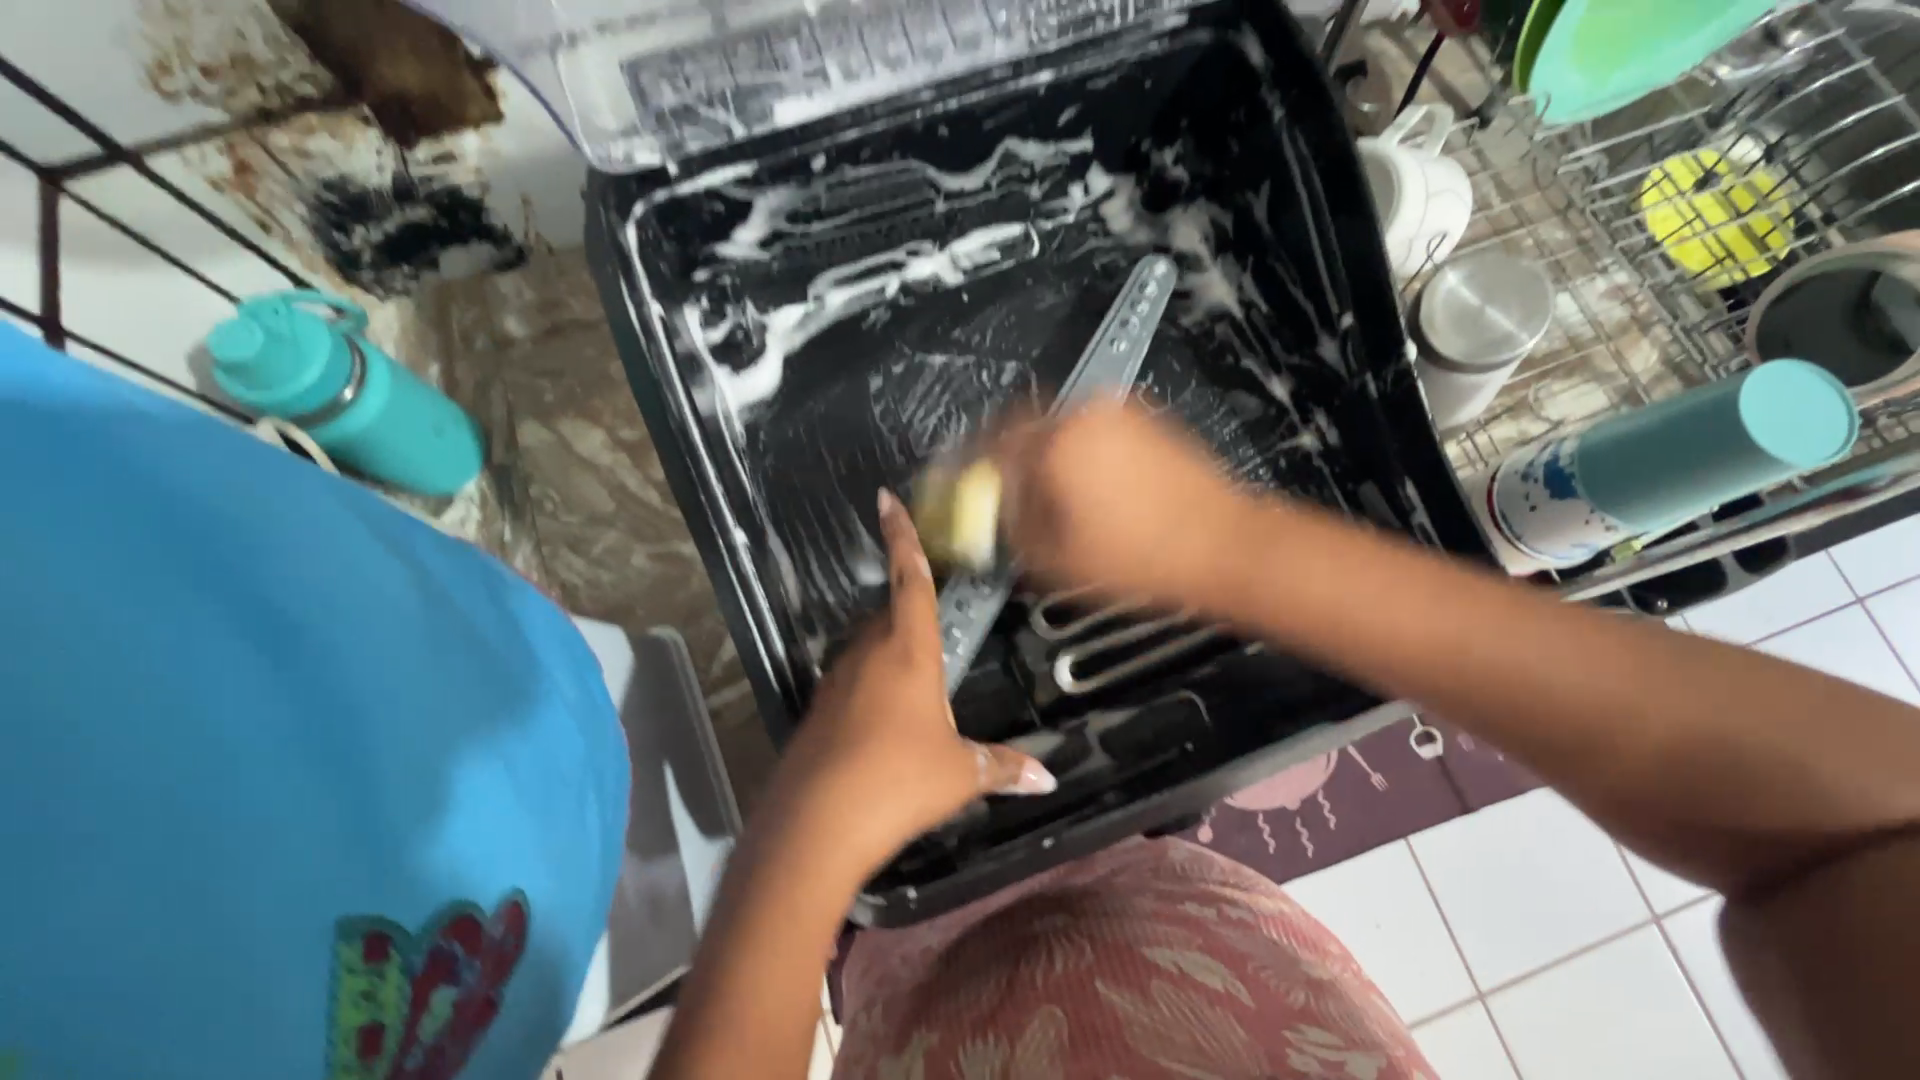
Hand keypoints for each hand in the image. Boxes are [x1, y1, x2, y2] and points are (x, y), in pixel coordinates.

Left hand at [765, 490, 1055, 874]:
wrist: (814, 825)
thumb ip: (1002, 767)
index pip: (912, 580)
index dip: (902, 537)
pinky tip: (885, 726)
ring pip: (868, 649)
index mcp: (908, 651)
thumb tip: (1047, 778)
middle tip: (935, 624)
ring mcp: (836, 681)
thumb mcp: (958, 773)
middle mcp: (867, 654)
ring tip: (918, 685)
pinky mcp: (817, 712)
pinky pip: (851, 683)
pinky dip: (871, 688)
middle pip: (890, 614)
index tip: (885, 499)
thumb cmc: (898, 782)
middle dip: (909, 609)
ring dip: (891, 653)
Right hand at [990, 401, 1251, 608]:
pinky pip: (1095, 432)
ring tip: (1046, 499)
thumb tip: (991, 520)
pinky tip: (1085, 493)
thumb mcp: (1056, 558)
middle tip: (1002, 492)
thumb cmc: (1148, 556)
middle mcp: (1088, 414)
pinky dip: (1079, 455)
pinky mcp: (1149, 423)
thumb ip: (1009, 532)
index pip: (989, 443)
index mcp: (1058, 441)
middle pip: (1026, 428)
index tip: (964, 484)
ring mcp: (1124, 413)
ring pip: (1062, 428)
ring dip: (1045, 457)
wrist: (1226, 548)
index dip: (969, 468)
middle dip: (1008, 460)